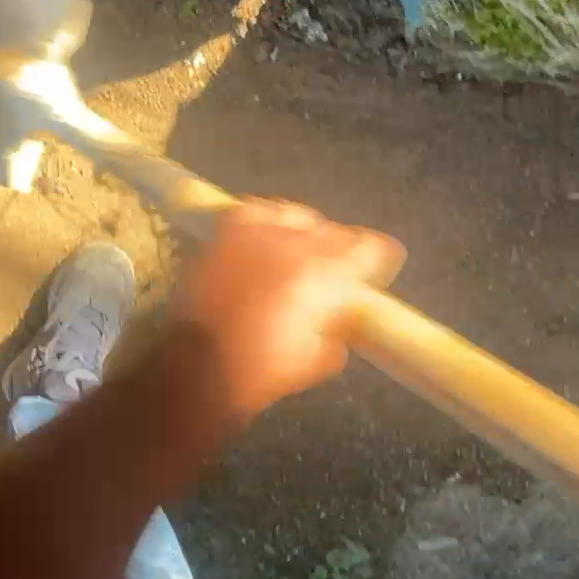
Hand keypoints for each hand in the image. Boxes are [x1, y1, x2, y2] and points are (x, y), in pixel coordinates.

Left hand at [180, 200, 403, 417]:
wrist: (200, 360)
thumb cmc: (266, 367)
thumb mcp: (325, 356)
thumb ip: (340, 322)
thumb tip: (339, 308)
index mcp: (327, 271)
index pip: (372, 246)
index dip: (378, 259)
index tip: (373, 274)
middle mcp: (292, 242)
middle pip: (330, 229)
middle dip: (338, 247)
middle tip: (332, 270)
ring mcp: (253, 234)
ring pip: (291, 213)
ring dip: (300, 230)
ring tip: (296, 251)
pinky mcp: (220, 235)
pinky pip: (249, 212)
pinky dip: (262, 222)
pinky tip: (262, 241)